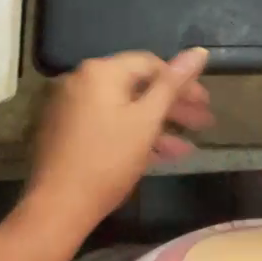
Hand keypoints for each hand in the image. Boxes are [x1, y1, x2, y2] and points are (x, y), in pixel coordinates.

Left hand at [25, 48, 213, 231]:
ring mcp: (71, 105)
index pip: (151, 64)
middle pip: (137, 86)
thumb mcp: (146, 121)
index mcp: (101, 71)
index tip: (205, 103)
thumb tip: (199, 51)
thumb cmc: (107, 161)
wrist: (56, 209)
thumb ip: (173, 84)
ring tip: (185, 149)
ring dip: (156, 125)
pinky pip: (107, 122)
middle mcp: (82, 80)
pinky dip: (131, 134)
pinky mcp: (65, 130)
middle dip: (172, 106)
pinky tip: (157, 156)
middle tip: (203, 124)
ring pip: (124, 108)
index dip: (182, 82)